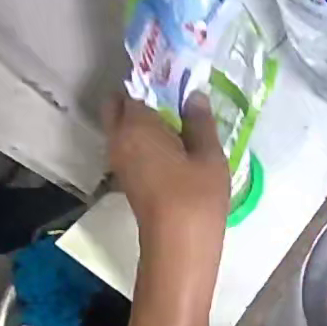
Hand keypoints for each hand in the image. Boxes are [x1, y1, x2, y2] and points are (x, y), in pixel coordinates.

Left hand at [104, 91, 229, 247]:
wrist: (179, 245)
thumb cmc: (196, 197)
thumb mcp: (209, 156)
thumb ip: (200, 122)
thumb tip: (194, 96)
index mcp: (136, 125)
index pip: (137, 88)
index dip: (156, 81)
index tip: (178, 81)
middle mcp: (118, 138)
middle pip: (118, 105)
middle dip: (140, 98)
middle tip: (174, 103)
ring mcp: (119, 161)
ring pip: (122, 128)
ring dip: (143, 122)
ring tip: (179, 125)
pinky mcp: (127, 180)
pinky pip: (130, 147)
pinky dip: (145, 141)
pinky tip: (174, 149)